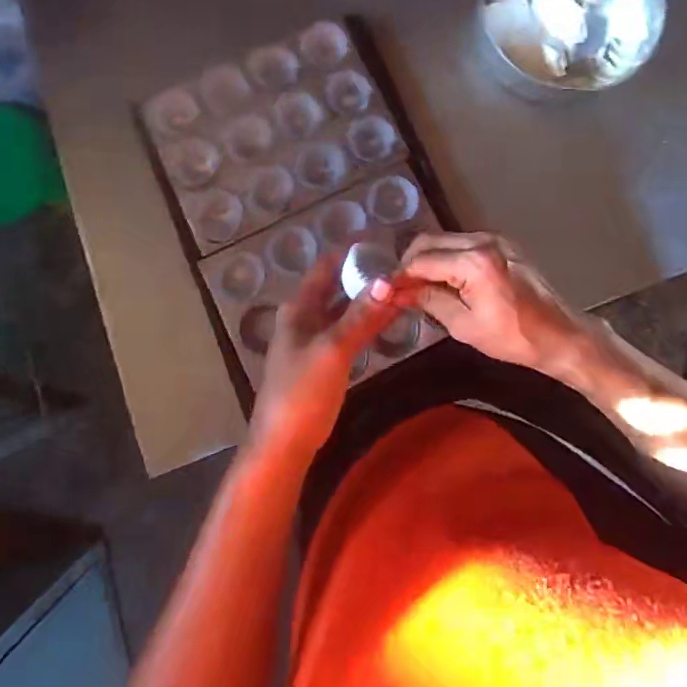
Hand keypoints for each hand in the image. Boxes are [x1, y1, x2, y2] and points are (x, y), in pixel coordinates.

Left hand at [248, 249, 399, 459]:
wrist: (284, 444)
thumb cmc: (302, 392)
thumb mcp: (334, 349)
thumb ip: (361, 315)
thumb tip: (388, 279)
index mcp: (299, 308)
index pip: (326, 266)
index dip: (351, 252)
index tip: (384, 242)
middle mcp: (304, 318)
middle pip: (337, 287)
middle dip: (365, 275)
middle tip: (402, 265)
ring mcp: (314, 340)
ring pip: (345, 310)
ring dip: (369, 299)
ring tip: (403, 287)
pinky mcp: (325, 361)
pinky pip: (349, 331)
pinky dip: (368, 322)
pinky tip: (389, 319)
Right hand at [390, 232, 591, 374]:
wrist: (561, 335)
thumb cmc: (514, 337)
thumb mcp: (464, 326)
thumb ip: (429, 300)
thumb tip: (397, 292)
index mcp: (474, 262)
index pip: (421, 260)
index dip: (399, 276)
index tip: (382, 290)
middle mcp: (483, 240)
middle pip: (429, 241)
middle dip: (410, 263)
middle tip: (399, 289)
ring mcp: (495, 239)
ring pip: (445, 240)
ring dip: (428, 259)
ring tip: (419, 287)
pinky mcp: (503, 244)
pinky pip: (463, 244)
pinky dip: (447, 258)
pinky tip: (444, 280)